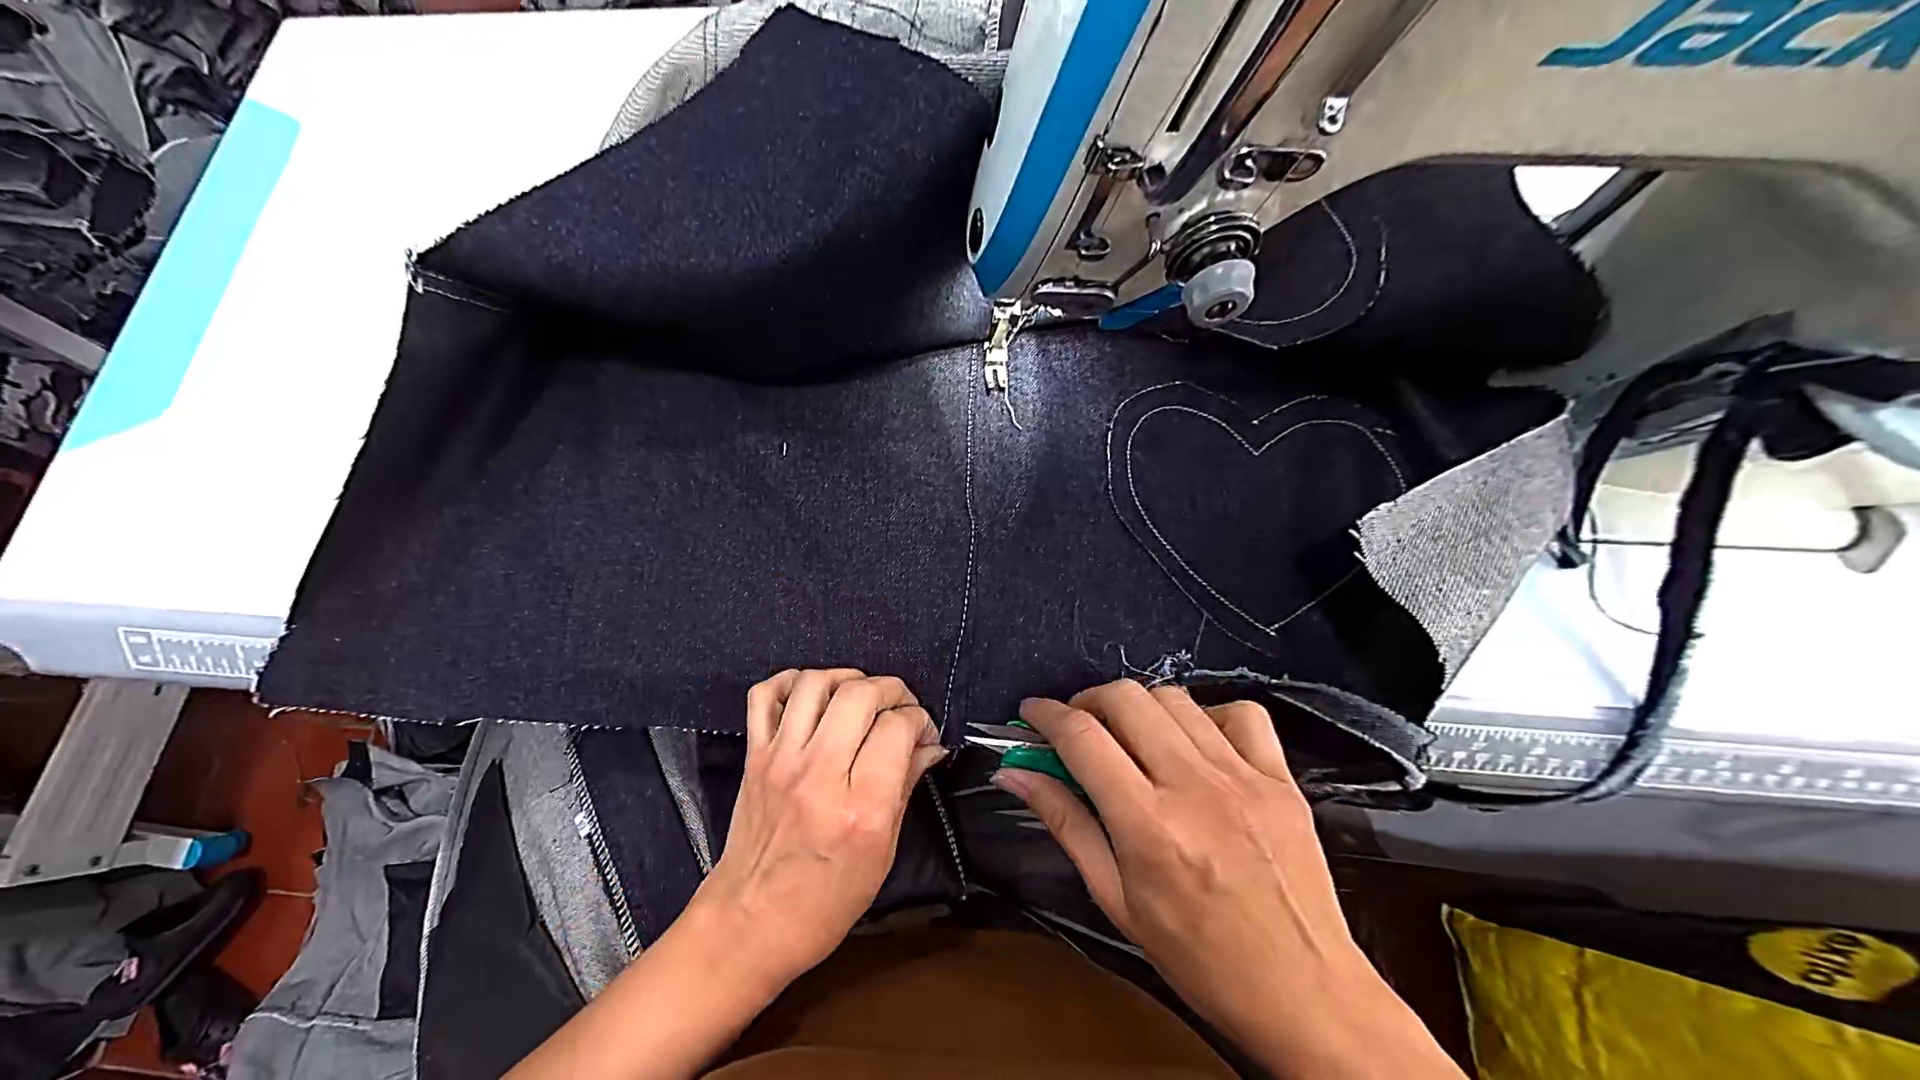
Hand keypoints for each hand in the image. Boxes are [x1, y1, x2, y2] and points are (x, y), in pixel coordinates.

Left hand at [688, 668, 946, 983]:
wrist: (749, 924)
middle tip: (901, 708)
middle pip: (861, 694)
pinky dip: (792, 682)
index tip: (923, 732)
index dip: (920, 720)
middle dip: (893, 690)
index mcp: (859, 808)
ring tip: (862, 696)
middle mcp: (818, 774)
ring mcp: (781, 760)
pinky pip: (765, 694)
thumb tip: (929, 746)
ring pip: (817, 683)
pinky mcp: (755, 756)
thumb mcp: (883, 853)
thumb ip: (906, 787)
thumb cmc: (823, 903)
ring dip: (848, 678)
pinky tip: (815, 695)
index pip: (898, 728)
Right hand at [992, 680, 1463, 1079]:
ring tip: (1129, 734)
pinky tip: (1194, 739)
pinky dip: (1206, 713)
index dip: (1045, 715)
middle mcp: (1195, 788)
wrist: (1304, 994)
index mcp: (1148, 825)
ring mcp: (1243, 778)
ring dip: (1138, 705)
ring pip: (1174, 698)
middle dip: (1086, 700)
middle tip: (1077, 726)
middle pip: (1124, 699)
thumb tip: (1018, 775)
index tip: (1032, 714)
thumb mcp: (1116, 900)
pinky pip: (1241, 713)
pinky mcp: (1280, 779)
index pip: (1081, 737)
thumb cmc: (1204, 960)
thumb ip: (1066, 824)